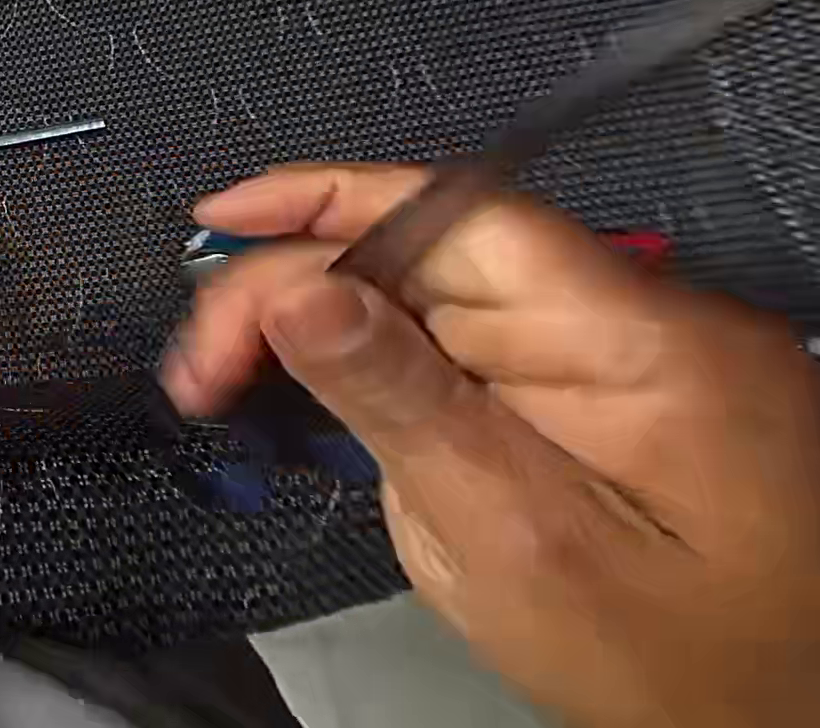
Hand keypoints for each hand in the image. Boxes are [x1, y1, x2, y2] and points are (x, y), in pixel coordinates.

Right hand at [164, 164, 819, 727]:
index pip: (448, 212)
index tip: (216, 220)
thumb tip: (291, 294)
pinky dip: (305, 351)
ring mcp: (543, 345)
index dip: (319, 196)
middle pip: (383, 258)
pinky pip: (382, 334)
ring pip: (365, 293)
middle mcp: (584, 314)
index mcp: (623, 333)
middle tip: (195, 367)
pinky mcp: (504, 376)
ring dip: (271, 327)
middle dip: (269, 299)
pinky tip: (258, 376)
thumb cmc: (662, 661)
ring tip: (204, 378)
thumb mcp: (509, 530)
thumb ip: (398, 397)